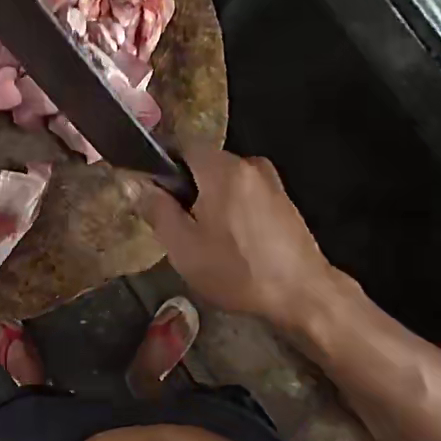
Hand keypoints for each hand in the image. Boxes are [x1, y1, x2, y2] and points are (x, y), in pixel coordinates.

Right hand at [129, 144, 343, 331]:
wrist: (301, 293)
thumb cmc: (238, 271)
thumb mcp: (184, 247)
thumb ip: (157, 210)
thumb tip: (138, 184)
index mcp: (224, 169)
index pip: (182, 146)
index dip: (162, 166)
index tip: (153, 195)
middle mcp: (250, 164)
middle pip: (205, 165)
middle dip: (188, 190)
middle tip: (179, 228)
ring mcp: (272, 182)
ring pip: (226, 182)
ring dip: (211, 203)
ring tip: (207, 242)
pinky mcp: (284, 201)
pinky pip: (246, 195)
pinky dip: (233, 211)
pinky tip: (234, 244)